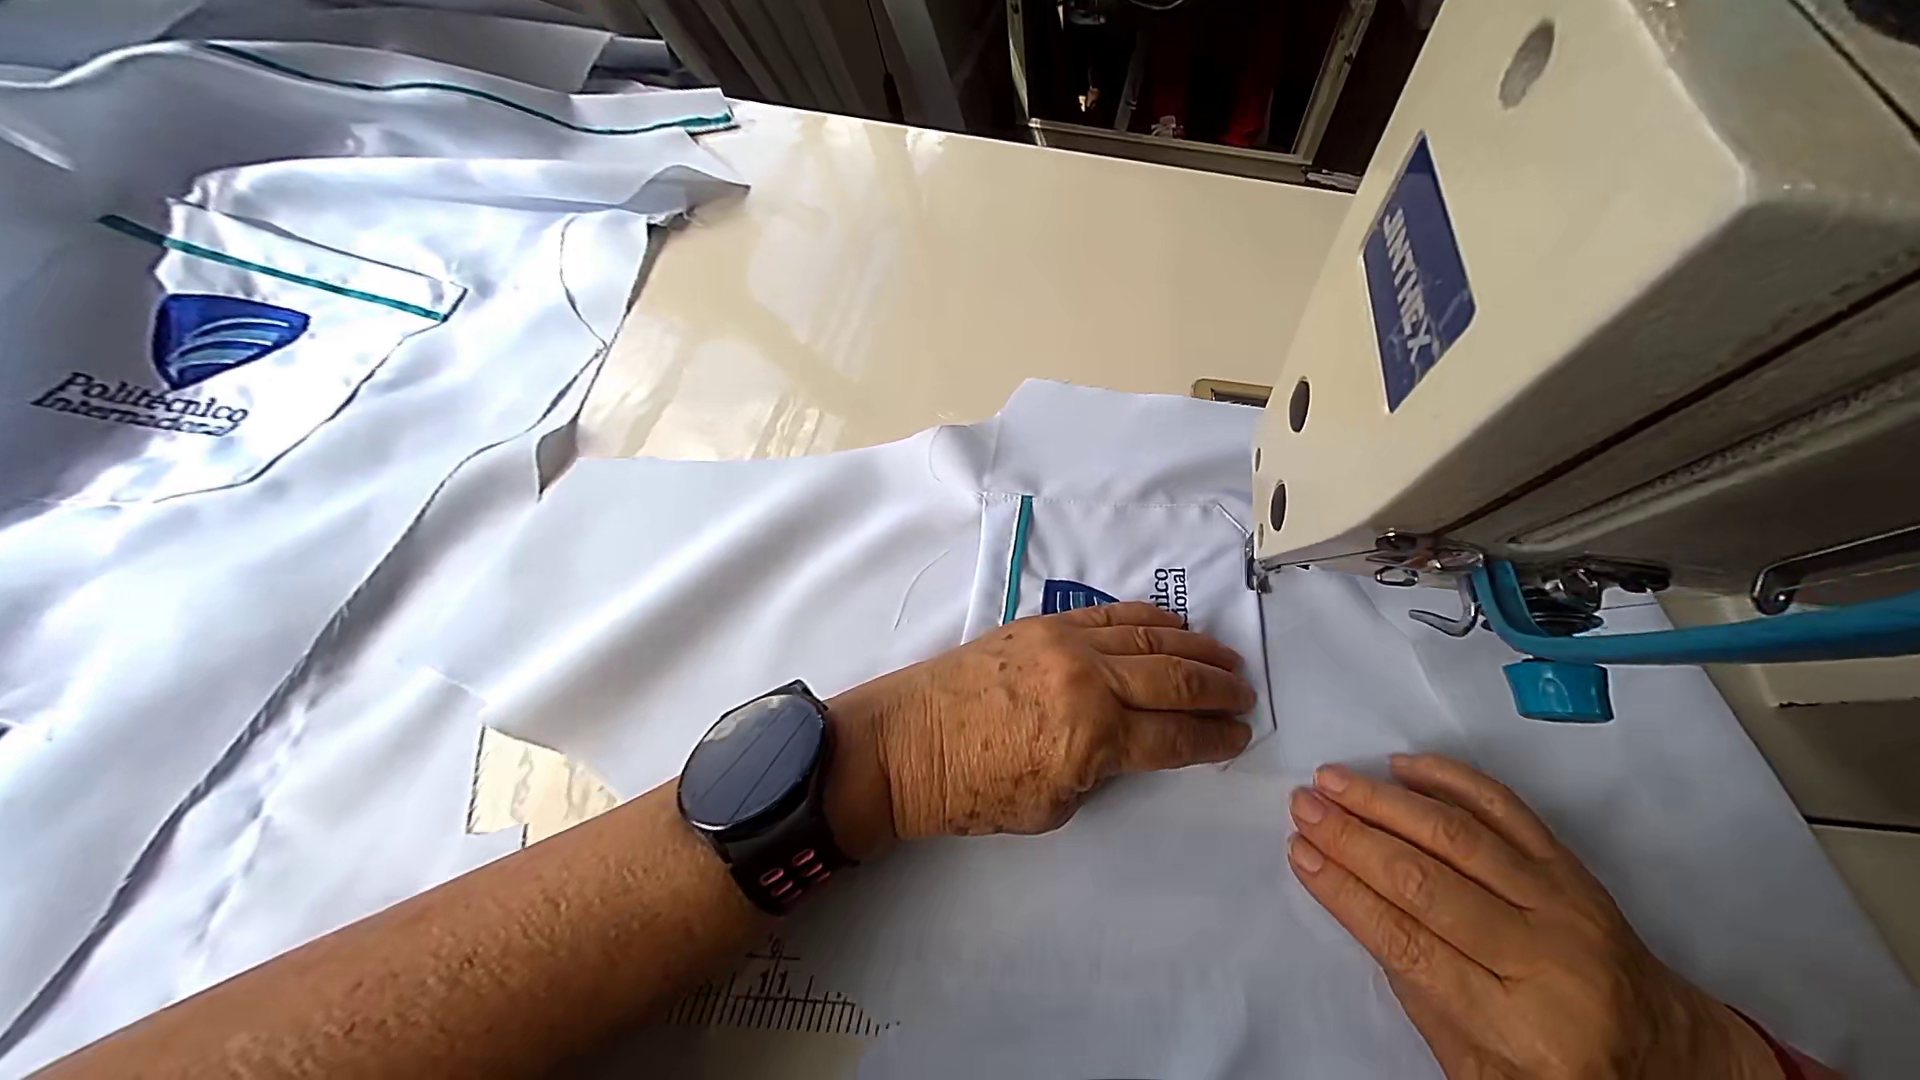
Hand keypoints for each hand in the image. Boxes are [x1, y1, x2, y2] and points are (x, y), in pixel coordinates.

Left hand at [823, 602, 1255, 856]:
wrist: (906, 741)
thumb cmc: (971, 790)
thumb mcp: (1051, 806)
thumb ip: (1098, 770)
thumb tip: (1122, 743)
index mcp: (1094, 738)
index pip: (1175, 738)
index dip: (1214, 739)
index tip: (1238, 736)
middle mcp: (1089, 680)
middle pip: (1173, 681)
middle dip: (1217, 690)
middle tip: (1244, 695)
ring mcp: (1065, 643)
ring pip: (1149, 639)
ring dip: (1194, 650)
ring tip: (1224, 659)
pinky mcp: (1042, 624)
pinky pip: (1108, 615)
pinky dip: (1147, 619)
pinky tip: (1172, 626)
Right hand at [1287, 754, 1799, 1079]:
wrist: (1674, 1058)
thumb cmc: (1556, 1069)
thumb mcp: (1476, 1064)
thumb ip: (1414, 984)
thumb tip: (1347, 889)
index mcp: (1525, 1030)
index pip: (1408, 944)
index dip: (1344, 892)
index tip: (1299, 851)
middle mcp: (1552, 963)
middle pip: (1427, 881)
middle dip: (1351, 837)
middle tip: (1302, 805)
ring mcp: (1568, 907)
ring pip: (1458, 835)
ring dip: (1383, 800)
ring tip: (1331, 779)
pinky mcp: (1575, 871)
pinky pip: (1507, 809)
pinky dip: (1450, 778)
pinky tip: (1401, 765)